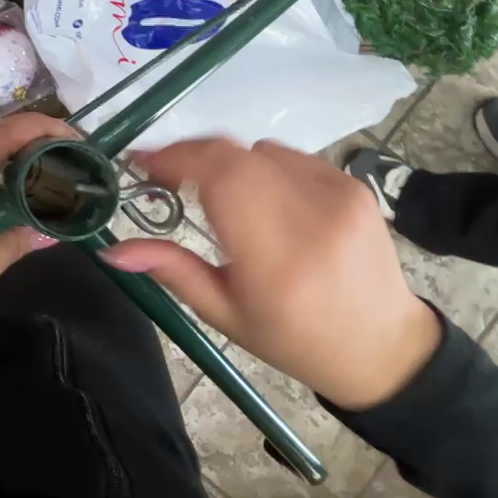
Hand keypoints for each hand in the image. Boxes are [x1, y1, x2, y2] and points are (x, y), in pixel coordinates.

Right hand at [102, 138, 440, 410]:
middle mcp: (313, 218)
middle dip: (188, 154)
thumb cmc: (293, 339)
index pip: (222, 178)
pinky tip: (255, 194)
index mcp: (277, 259)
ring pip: (257, 149)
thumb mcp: (222, 314)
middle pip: (235, 154)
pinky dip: (258, 166)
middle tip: (160, 172)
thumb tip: (110, 250)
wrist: (386, 348)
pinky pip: (288, 156)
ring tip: (209, 189)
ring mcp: (339, 196)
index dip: (175, 159)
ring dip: (223, 161)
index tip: (141, 164)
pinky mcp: (354, 187)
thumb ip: (169, 270)